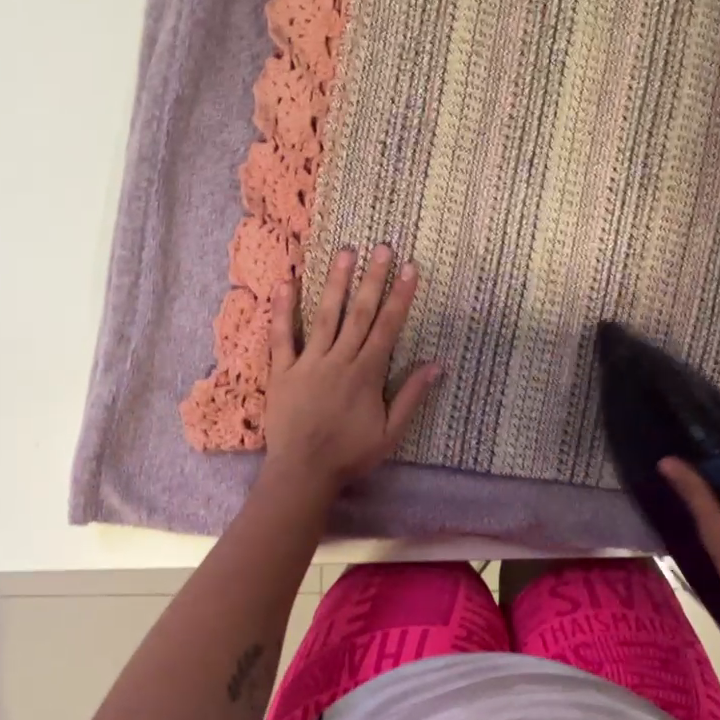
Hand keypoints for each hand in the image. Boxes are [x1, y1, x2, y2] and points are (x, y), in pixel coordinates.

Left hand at [263, 244, 441, 494]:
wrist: (303, 472)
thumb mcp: (391, 432)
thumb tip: (438, 364)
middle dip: (373, 278)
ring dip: (335, 282)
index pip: (388, 327)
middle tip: (382, 247)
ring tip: (344, 252)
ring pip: (324, 316)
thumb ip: (411, 396)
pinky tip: (287, 282)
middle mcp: (339, 360)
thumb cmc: (350, 455)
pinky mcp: (282, 371)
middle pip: (360, 313)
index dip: (400, 296)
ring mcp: (308, 362)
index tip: (410, 268)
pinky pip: (282, 336)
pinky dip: (283, 309)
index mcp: (367, 373)